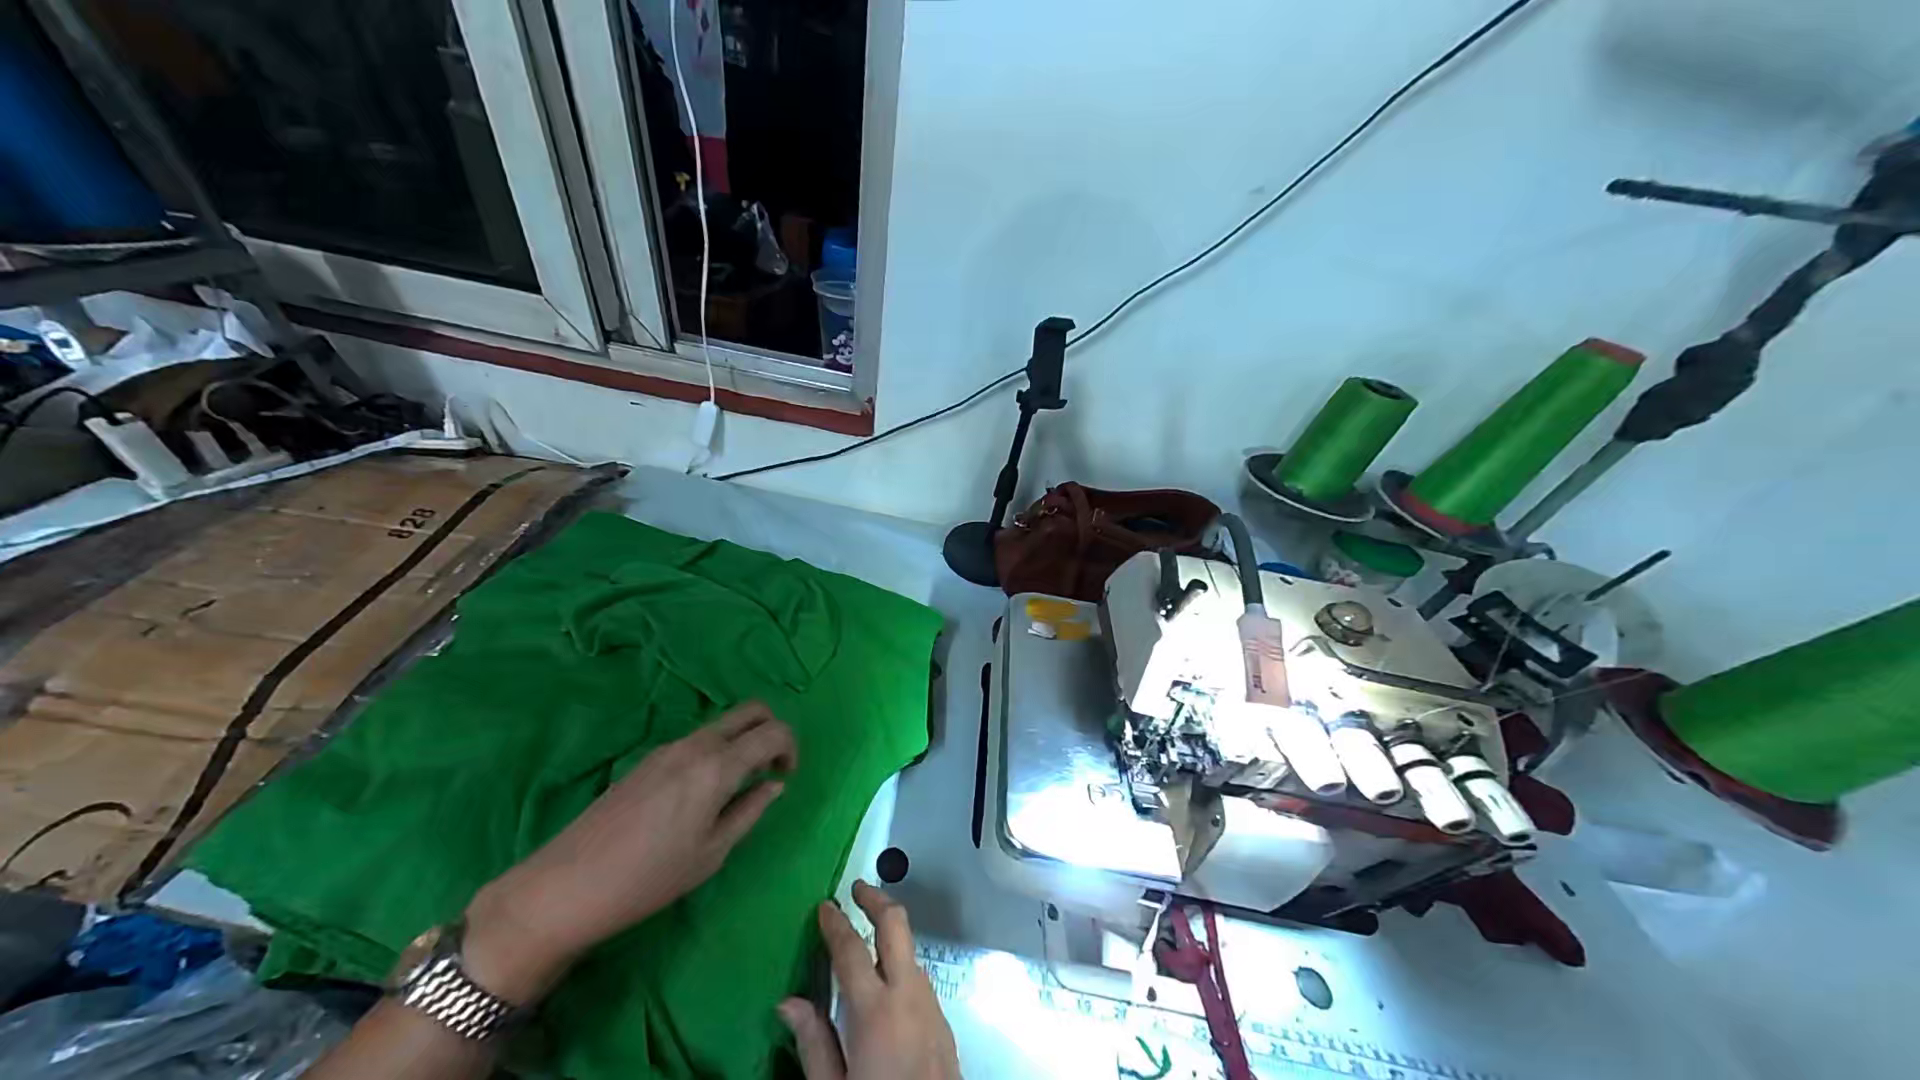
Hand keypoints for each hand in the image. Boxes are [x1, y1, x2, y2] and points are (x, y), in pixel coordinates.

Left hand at [462, 702, 795, 1002]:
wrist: (566, 886)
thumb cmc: (648, 878)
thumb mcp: (712, 854)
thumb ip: (750, 811)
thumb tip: (774, 784)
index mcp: (718, 766)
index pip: (773, 731)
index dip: (791, 748)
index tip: (786, 777)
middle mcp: (696, 744)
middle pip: (750, 710)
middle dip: (772, 730)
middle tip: (771, 768)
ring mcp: (668, 748)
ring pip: (722, 724)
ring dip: (742, 740)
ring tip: (737, 786)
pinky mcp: (648, 759)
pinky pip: (697, 739)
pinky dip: (717, 750)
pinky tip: (703, 792)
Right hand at [778, 881, 960, 1079]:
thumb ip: (813, 1044)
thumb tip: (788, 1002)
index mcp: (875, 1011)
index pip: (851, 950)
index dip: (835, 923)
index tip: (824, 905)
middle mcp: (908, 995)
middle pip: (897, 925)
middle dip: (876, 900)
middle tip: (857, 889)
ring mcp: (931, 1006)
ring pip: (911, 950)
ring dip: (890, 934)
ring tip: (865, 935)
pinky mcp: (944, 1023)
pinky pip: (920, 978)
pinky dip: (901, 965)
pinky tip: (885, 983)